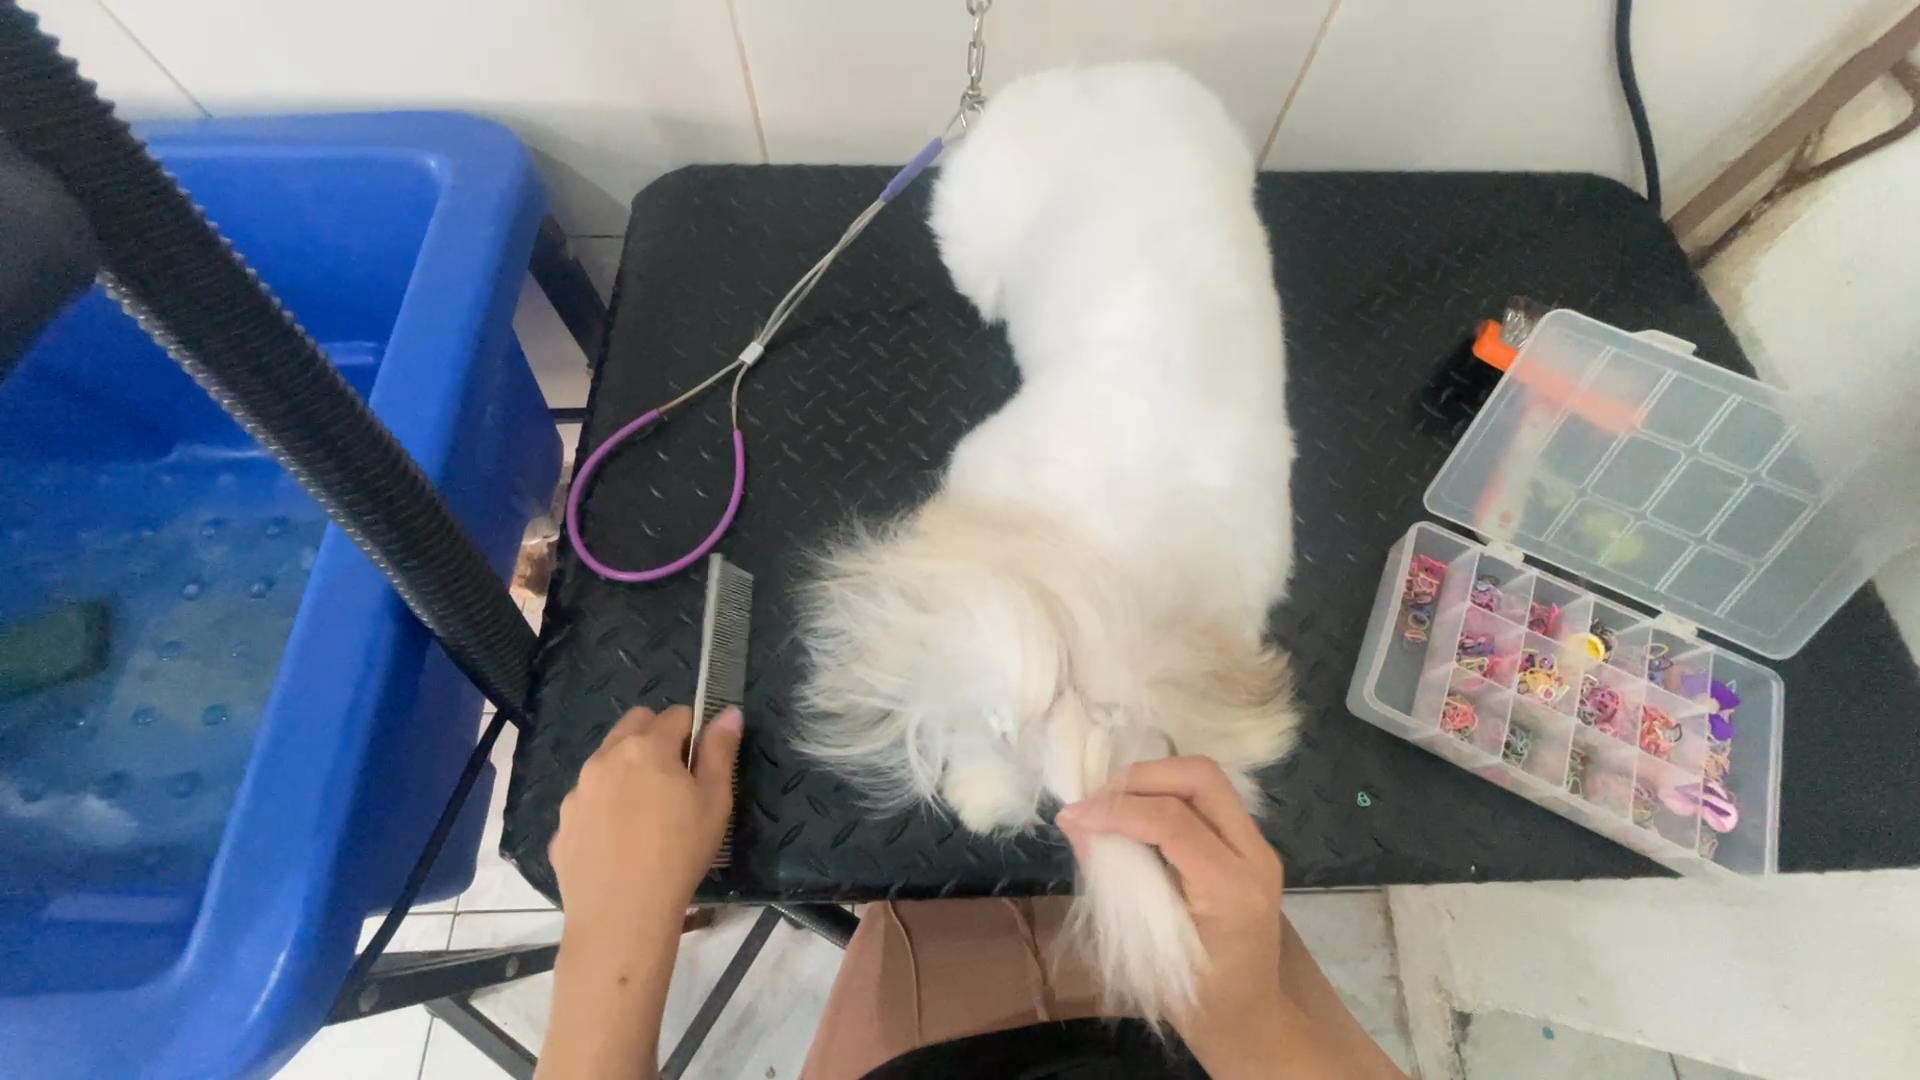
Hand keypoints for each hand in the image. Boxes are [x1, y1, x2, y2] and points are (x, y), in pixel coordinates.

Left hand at [550, 705, 742, 943]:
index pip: (677, 715)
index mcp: (645, 747)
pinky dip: (605, 806)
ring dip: (628, 768)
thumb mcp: (714, 799)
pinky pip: (589, 800)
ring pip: (607, 760)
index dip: (695, 733)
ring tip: (647, 813)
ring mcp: (578, 792)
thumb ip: (720, 750)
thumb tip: (729, 713)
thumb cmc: (679, 852)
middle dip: (657, 736)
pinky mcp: (562, 826)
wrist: (621, 918)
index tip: (702, 764)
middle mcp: (605, 758)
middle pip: (634, 724)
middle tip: (676, 778)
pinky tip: (621, 842)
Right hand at [1055, 756, 1288, 1072]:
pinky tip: (1134, 812)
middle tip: (1097, 800)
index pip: (1172, 820)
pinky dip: (1163, 791)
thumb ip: (1112, 881)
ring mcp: (1257, 845)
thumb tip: (1073, 824)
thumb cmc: (1197, 1000)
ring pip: (1203, 777)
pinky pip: (1203, 795)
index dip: (1116, 809)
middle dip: (1140, 777)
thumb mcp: (1145, 952)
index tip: (1074, 815)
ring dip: (1151, 779)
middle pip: (1199, 777)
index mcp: (1232, 891)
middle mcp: (1255, 857)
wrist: (1251, 1021)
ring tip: (1110, 802)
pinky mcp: (1247, 841)